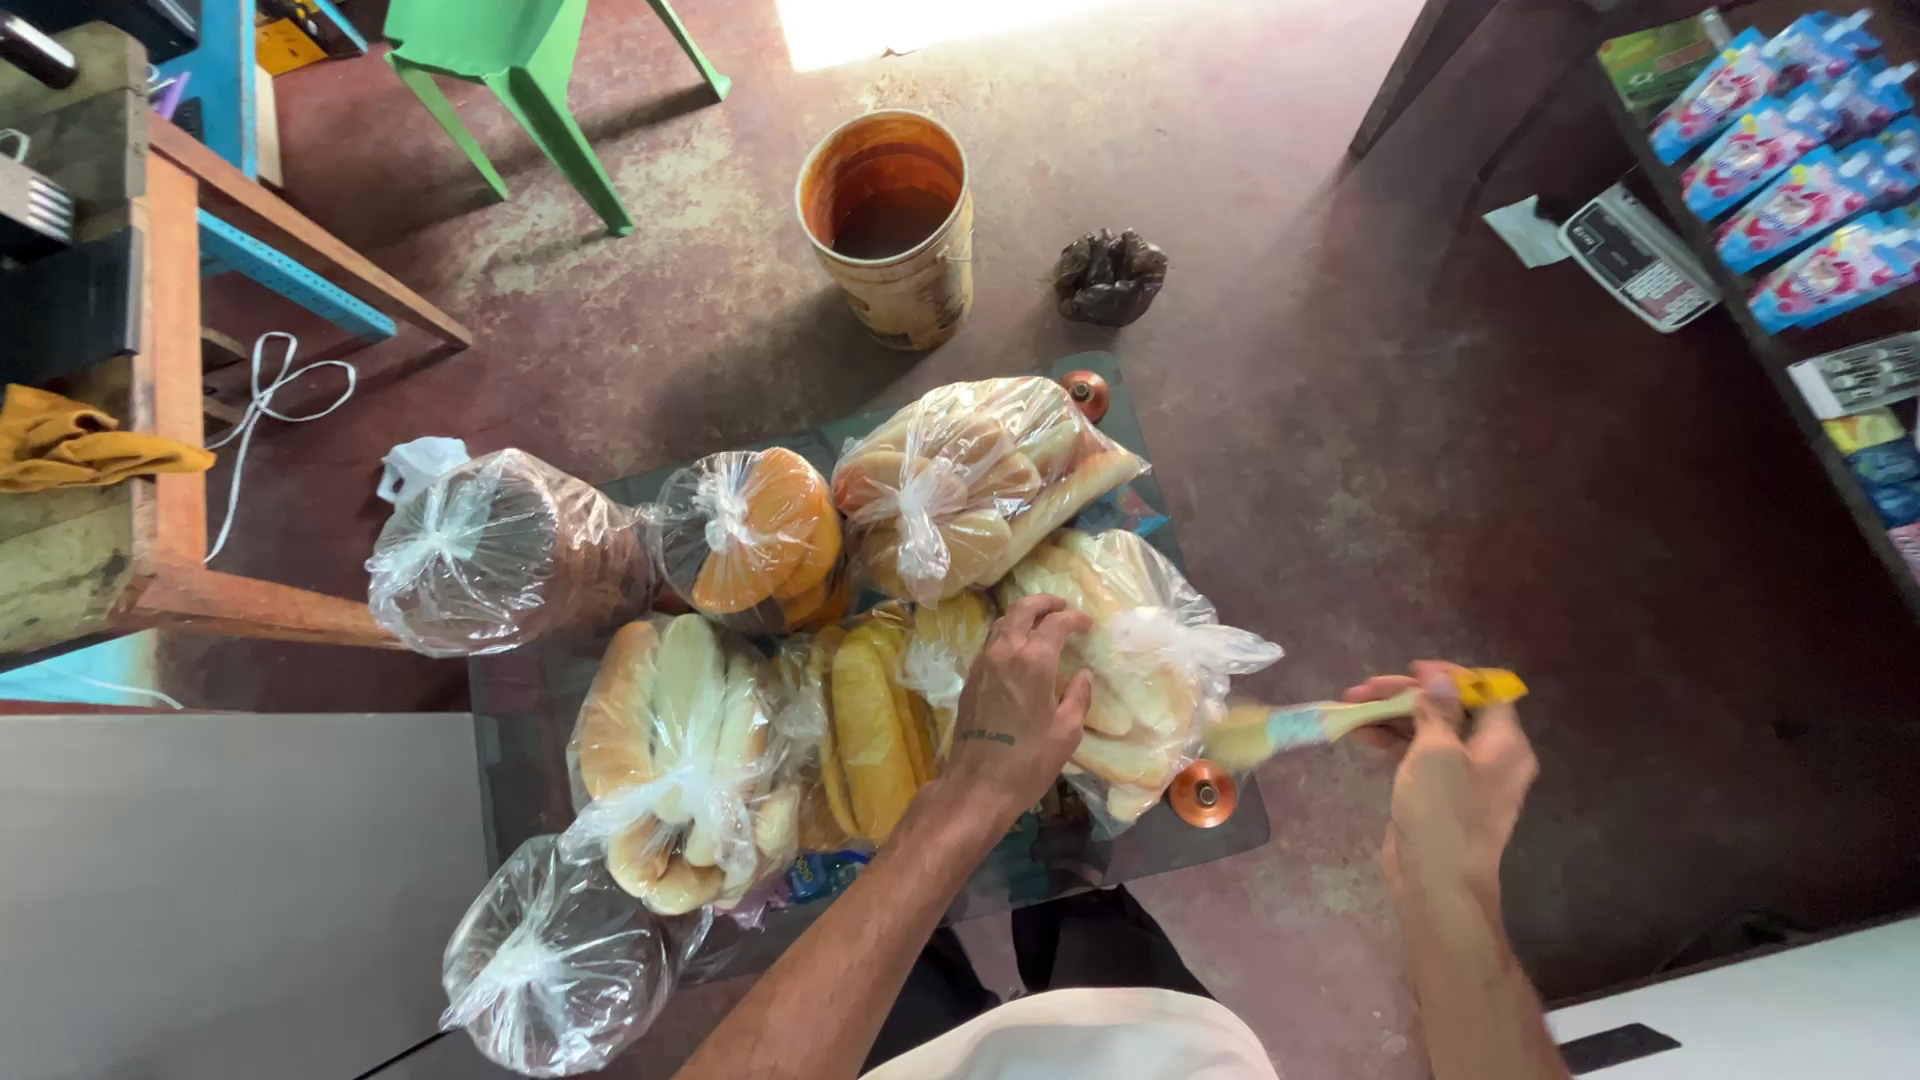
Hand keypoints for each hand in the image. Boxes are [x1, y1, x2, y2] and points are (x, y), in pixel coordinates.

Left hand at [942, 595, 1092, 830]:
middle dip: (1045, 603)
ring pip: (1002, 622)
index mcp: (1034, 660)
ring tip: (1041, 623)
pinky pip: (991, 641)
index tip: (1087, 624)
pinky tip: (1019, 647)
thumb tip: (1083, 675)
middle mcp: (1005, 651)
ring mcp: (983, 662)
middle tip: (1062, 607)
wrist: (978, 783)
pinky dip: (1008, 632)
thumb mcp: (1067, 732)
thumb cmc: (1029, 760)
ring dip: (1023, 615)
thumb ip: (1078, 696)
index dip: (1075, 618)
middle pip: (1022, 609)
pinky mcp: (971, 676)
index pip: (1056, 623)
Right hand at [1343, 661, 1536, 903]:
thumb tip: (1439, 678)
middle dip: (1406, 694)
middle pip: (1449, 707)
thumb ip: (1437, 711)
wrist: (1436, 881)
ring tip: (1352, 706)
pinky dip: (1389, 738)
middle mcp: (1487, 754)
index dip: (1449, 676)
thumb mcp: (1437, 754)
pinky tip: (1359, 732)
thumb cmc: (1442, 813)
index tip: (1411, 669)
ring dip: (1390, 714)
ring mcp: (1461, 773)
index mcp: (1503, 744)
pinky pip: (1414, 751)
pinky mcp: (1436, 789)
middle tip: (1364, 688)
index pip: (1485, 692)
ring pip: (1426, 727)